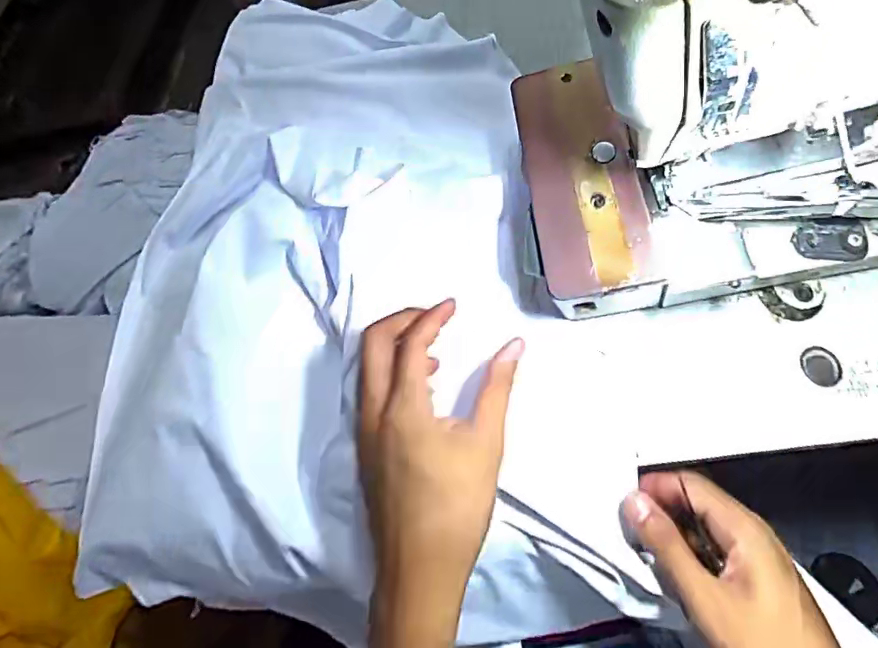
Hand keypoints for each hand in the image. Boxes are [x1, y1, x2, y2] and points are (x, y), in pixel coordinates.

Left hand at [358, 300, 522, 647]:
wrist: (419, 572)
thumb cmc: (457, 506)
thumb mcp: (486, 442)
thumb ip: (498, 386)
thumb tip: (513, 344)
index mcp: (402, 409)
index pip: (409, 343)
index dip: (431, 316)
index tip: (453, 305)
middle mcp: (373, 414)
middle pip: (373, 344)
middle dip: (402, 319)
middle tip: (435, 315)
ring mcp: (364, 434)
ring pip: (367, 368)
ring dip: (395, 345)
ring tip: (434, 351)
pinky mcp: (365, 450)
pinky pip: (369, 391)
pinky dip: (391, 371)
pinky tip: (424, 387)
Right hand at [623, 471, 838, 647]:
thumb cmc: (766, 645)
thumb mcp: (706, 599)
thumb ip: (668, 549)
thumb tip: (639, 506)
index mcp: (745, 526)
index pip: (691, 484)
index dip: (656, 487)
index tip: (629, 502)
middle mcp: (755, 533)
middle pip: (700, 504)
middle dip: (665, 512)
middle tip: (635, 531)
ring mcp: (762, 556)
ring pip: (710, 530)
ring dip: (679, 537)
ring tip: (653, 558)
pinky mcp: (762, 579)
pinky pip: (722, 552)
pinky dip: (697, 556)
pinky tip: (684, 580)